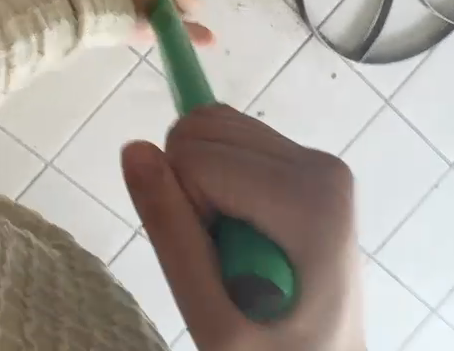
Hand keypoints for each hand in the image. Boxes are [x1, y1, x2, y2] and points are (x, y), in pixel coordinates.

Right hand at [120, 105, 364, 350]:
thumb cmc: (271, 350)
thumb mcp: (212, 318)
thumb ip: (171, 232)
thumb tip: (134, 148)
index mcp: (306, 202)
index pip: (196, 158)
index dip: (186, 209)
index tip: (215, 260)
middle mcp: (319, 167)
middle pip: (203, 131)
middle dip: (191, 185)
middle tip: (221, 250)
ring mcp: (317, 161)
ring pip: (211, 125)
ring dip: (201, 176)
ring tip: (233, 237)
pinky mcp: (308, 160)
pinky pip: (228, 133)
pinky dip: (215, 169)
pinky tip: (241, 218)